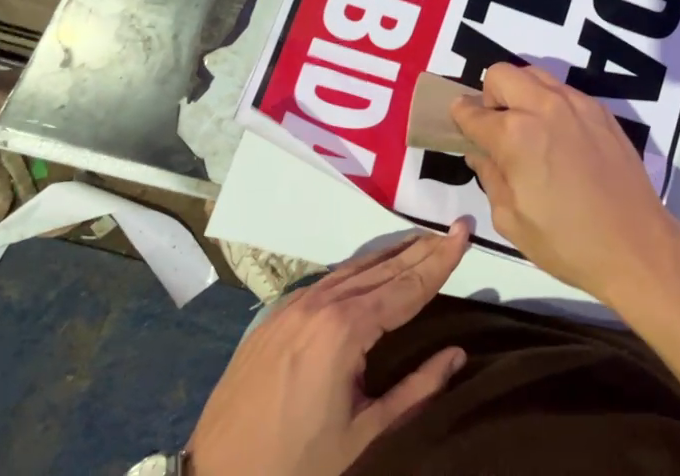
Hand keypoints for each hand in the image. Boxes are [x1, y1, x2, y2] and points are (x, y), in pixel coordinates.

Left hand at [187, 222, 470, 475]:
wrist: (214, 475)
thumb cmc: (296, 461)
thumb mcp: (365, 434)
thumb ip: (415, 391)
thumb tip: (456, 354)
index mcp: (346, 330)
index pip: (407, 286)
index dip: (440, 261)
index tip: (465, 233)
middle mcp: (321, 305)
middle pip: (384, 268)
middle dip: (423, 248)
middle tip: (454, 228)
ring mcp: (294, 307)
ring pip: (355, 269)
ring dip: (393, 254)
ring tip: (424, 240)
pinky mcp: (277, 316)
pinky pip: (329, 280)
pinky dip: (361, 268)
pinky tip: (374, 267)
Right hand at [451, 64, 679, 305]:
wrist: (634, 245)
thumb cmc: (566, 242)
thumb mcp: (511, 219)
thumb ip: (490, 177)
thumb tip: (480, 154)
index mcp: (515, 134)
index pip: (473, 112)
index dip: (460, 119)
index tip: (460, 127)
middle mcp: (545, 107)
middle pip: (502, 74)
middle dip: (491, 97)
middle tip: (496, 130)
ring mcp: (578, 105)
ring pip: (536, 75)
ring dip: (522, 95)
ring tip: (528, 131)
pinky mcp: (603, 112)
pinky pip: (565, 92)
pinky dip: (551, 104)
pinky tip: (559, 139)